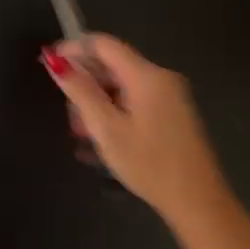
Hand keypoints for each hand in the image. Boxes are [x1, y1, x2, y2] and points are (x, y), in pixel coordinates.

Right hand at [42, 34, 231, 225]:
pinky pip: (135, 99)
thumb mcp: (107, 128)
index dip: (73, 48)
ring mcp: (170, 96)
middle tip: (66, 108)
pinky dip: (114, 109)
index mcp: (146, 75)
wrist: (200, 204)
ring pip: (122, 84)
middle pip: (113, 64)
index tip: (49, 64)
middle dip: (85, 80)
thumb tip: (54, 61)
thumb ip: (80, 91)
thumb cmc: (150, 164)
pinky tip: (102, 135)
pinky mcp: (173, 114)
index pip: (103, 44)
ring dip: (97, 99)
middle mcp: (161, 78)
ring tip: (80, 129)